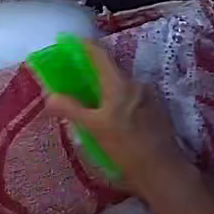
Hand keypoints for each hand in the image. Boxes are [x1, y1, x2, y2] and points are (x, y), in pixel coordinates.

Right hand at [43, 39, 190, 190]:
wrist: (163, 170)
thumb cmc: (126, 147)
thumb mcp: (94, 129)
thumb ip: (71, 109)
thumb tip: (50, 96)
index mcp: (119, 83)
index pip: (99, 53)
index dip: (84, 45)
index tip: (70, 43)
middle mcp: (137, 82)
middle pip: (111, 69)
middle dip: (93, 71)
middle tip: (76, 78)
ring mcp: (150, 95)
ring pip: (123, 84)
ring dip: (107, 88)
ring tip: (92, 102)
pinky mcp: (157, 109)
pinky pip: (133, 96)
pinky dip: (119, 99)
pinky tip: (113, 116)